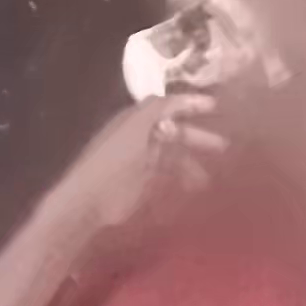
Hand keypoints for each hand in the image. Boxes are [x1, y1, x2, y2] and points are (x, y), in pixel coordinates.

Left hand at [47, 93, 228, 230]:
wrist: (83, 204)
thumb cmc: (114, 167)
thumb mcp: (137, 131)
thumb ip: (156, 112)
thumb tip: (175, 101)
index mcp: (136, 120)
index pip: (167, 105)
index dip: (191, 104)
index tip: (216, 106)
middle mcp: (136, 134)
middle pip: (171, 130)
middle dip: (196, 136)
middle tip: (222, 145)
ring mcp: (135, 158)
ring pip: (168, 154)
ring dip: (188, 162)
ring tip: (208, 179)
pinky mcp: (134, 181)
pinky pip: (161, 173)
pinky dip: (177, 177)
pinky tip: (189, 188)